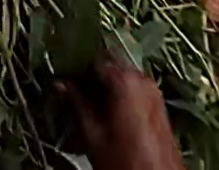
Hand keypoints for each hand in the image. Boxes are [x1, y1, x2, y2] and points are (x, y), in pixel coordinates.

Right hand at [65, 56, 186, 169]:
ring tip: (91, 99)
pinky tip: (109, 107)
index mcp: (125, 81)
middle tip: (76, 87)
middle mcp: (141, 78)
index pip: (94, 59)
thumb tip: (60, 84)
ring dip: (106, 81)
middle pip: (110, 62)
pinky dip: (121, 90)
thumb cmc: (125, 164)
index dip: (77, 67)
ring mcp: (152, 90)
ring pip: (122, 73)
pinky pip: (134, 84)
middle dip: (92, 73)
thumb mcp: (94, 136)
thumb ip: (76, 104)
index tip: (66, 77)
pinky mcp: (158, 102)